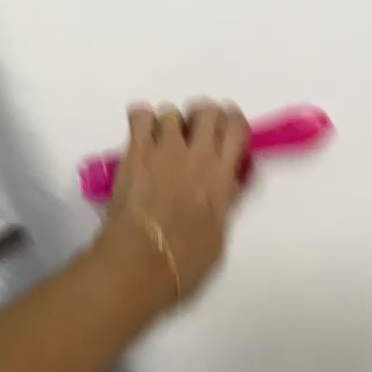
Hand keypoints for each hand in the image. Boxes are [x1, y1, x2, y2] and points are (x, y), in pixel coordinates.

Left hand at [98, 99, 250, 305]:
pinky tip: (142, 137)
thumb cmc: (184, 261)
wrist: (140, 262)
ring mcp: (164, 149)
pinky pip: (140, 115)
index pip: (236, 127)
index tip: (227, 132)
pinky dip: (142, 120)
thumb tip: (226, 184)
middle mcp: (196, 154)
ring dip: (169, 123)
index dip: (233, 122)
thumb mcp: (218, 234)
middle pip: (206, 110)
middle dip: (202, 116)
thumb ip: (224, 201)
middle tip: (195, 133)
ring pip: (171, 111)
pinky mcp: (136, 151)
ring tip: (163, 142)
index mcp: (221, 176)